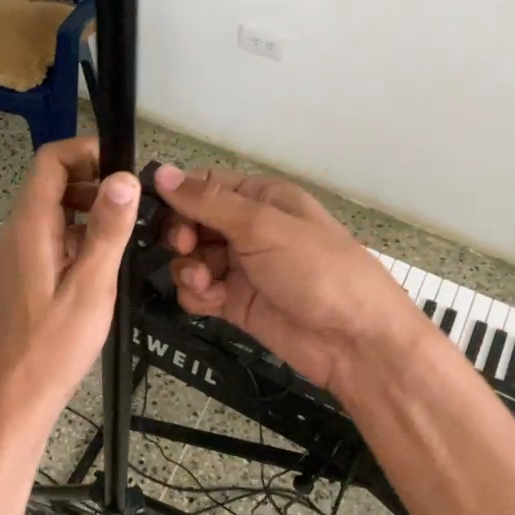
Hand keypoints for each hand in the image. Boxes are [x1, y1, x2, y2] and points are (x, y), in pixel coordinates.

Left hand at [0, 138, 141, 428]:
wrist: (19, 394)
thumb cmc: (55, 344)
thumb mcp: (91, 286)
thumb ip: (108, 230)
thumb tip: (124, 177)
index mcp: (30, 225)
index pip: (50, 160)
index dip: (86, 152)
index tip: (124, 166)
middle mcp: (20, 229)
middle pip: (53, 179)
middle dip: (94, 177)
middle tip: (135, 199)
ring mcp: (21, 249)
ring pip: (56, 206)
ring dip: (91, 205)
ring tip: (129, 226)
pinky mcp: (28, 269)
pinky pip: (55, 233)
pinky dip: (82, 231)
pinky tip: (109, 256)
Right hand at [153, 164, 422, 392]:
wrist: (355, 342)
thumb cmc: (316, 270)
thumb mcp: (262, 226)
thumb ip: (207, 201)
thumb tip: (159, 171)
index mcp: (262, 199)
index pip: (205, 185)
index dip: (180, 196)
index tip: (163, 212)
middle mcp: (249, 229)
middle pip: (192, 222)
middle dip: (181, 235)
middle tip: (186, 248)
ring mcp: (241, 267)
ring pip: (191, 259)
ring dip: (188, 269)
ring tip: (205, 283)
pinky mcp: (235, 303)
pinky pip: (199, 291)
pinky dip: (197, 296)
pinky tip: (212, 302)